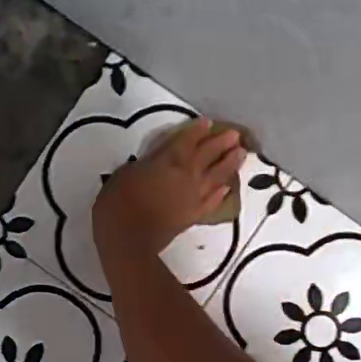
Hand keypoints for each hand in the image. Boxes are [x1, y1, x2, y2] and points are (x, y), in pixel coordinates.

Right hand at [92, 117, 246, 256]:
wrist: (128, 238)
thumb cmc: (118, 202)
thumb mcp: (126, 173)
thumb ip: (147, 164)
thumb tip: (155, 162)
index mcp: (168, 160)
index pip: (186, 140)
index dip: (197, 131)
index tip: (208, 123)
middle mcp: (186, 174)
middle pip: (208, 155)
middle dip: (221, 143)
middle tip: (236, 135)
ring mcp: (193, 196)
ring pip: (217, 176)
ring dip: (230, 164)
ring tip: (242, 154)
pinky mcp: (193, 215)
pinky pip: (212, 201)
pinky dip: (220, 193)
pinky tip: (227, 188)